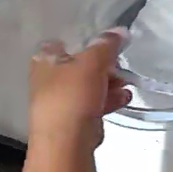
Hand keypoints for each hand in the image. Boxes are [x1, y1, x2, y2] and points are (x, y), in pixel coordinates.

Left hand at [29, 30, 131, 148]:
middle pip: (80, 65)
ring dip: (109, 83)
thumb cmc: (73, 93)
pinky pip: (93, 104)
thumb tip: (121, 30)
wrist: (67, 141)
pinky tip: (125, 98)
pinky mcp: (74, 120)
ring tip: (127, 83)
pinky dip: (108, 100)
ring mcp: (61, 101)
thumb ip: (107, 45)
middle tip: (120, 64)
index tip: (105, 43)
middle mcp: (49, 80)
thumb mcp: (92, 62)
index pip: (62, 43)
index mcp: (45, 61)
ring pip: (88, 86)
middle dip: (103, 65)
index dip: (83, 42)